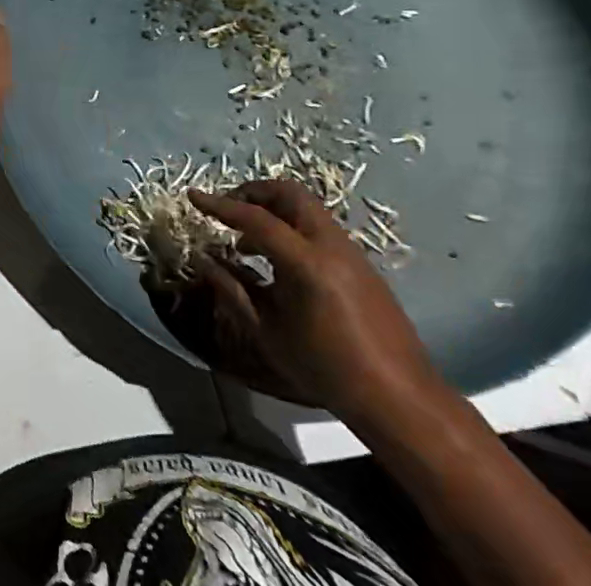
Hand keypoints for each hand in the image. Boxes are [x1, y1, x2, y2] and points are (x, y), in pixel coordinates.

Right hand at [150, 180, 443, 419]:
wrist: (397, 395)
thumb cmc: (325, 368)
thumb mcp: (267, 332)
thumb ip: (232, 290)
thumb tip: (205, 261)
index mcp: (306, 263)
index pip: (256, 218)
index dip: (220, 205)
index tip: (193, 197)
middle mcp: (331, 245)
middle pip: (289, 194)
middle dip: (253, 193)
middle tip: (226, 210)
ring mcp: (350, 252)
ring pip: (306, 208)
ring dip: (272, 211)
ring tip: (245, 243)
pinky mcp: (359, 264)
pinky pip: (318, 228)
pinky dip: (290, 228)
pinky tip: (275, 262)